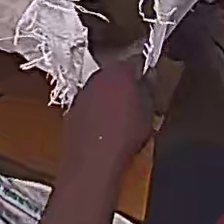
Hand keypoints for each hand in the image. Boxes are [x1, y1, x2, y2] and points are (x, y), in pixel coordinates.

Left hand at [62, 57, 153, 177]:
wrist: (92, 163)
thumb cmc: (125, 135)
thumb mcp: (150, 110)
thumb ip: (150, 88)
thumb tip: (150, 77)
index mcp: (119, 71)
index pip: (136, 60)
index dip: (145, 69)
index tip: (151, 79)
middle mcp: (97, 77)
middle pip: (116, 72)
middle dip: (127, 83)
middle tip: (140, 99)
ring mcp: (82, 94)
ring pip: (102, 88)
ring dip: (111, 96)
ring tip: (124, 117)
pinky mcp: (72, 112)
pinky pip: (90, 105)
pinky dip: (98, 111)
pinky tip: (107, 128)